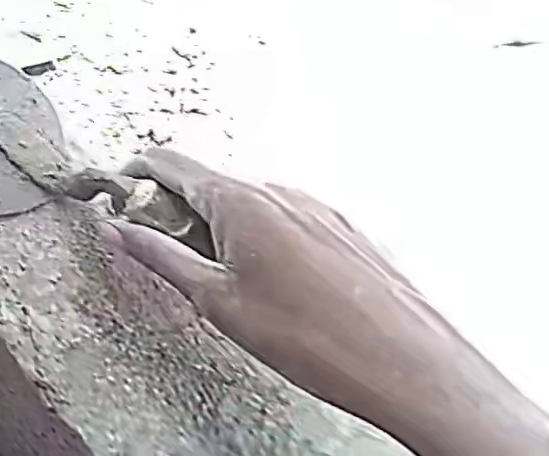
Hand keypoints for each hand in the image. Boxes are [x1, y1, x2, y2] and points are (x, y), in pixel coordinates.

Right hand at [111, 150, 548, 455]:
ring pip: (244, 199)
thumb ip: (157, 254)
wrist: (434, 387)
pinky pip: (282, 214)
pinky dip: (259, 232)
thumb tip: (114, 228)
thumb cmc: (323, 345)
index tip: (121, 195)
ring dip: (220, 221)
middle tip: (173, 249)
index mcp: (239, 200)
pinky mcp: (346, 231)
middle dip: (176, 207)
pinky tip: (274, 279)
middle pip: (203, 180)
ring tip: (228, 273)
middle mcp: (277, 191)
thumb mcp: (218, 301)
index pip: (164, 161)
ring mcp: (317, 209)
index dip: (132, 174)